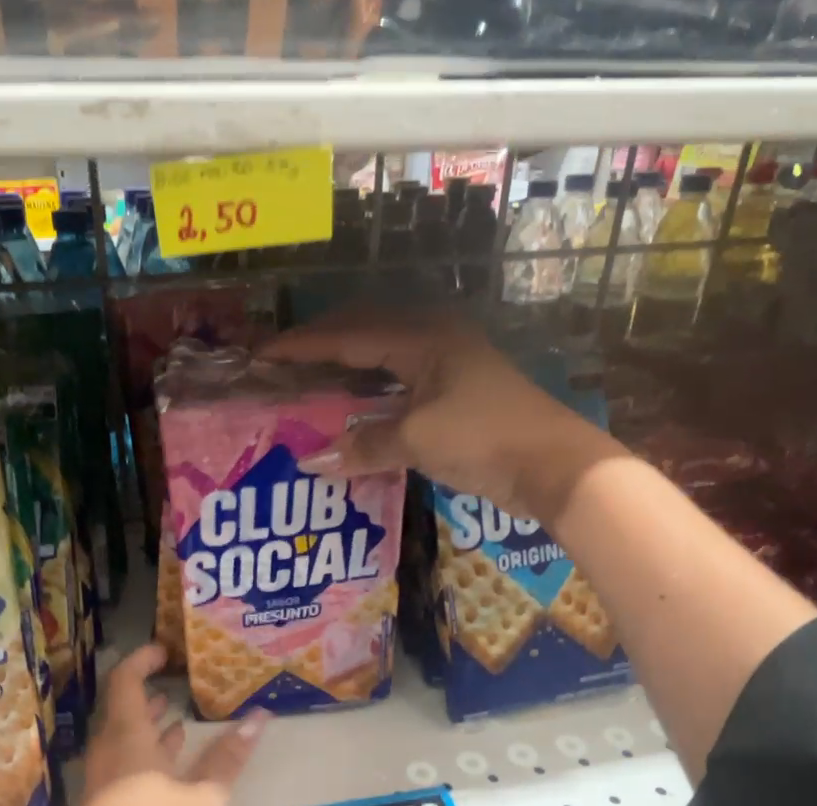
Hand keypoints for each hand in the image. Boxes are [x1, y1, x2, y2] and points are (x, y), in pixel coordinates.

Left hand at [70, 644, 266, 805]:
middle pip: (120, 711)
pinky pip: (123, 766)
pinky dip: (146, 753)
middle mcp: (107, 757)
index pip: (124, 683)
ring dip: (148, 724)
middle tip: (179, 679)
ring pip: (122, 741)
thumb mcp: (205, 800)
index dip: (142, 660)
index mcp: (127, 742)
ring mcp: (101, 787)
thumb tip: (258, 716)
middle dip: (147, 692)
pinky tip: (169, 766)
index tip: (166, 650)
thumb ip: (228, 757)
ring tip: (179, 714)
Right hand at [259, 307, 618, 515]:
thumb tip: (311, 461)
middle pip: (365, 331)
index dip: (301, 345)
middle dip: (321, 344)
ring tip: (311, 377)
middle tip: (282, 361)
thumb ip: (363, 445)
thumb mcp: (417, 441)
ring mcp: (452, 359)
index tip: (261, 353)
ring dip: (347, 362)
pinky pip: (402, 373)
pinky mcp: (461, 385)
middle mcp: (435, 336)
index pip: (347, 336)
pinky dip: (372, 384)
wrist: (555, 464)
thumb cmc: (484, 439)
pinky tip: (357, 400)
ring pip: (385, 351)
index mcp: (422, 337)